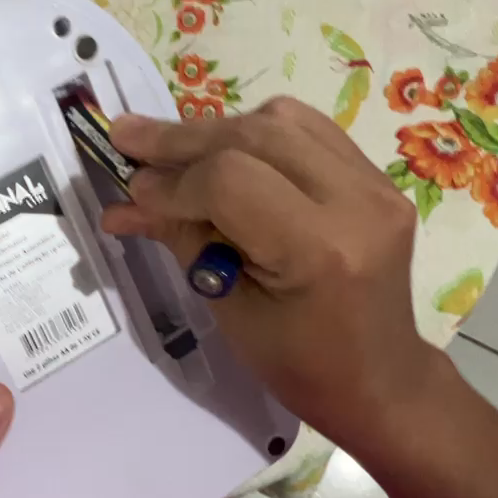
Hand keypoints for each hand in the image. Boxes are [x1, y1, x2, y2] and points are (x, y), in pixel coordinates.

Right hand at [99, 96, 454, 454]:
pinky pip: (306, 130)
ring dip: (216, 131)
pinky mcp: (375, 177)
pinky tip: (221, 152)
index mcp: (322, 250)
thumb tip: (121, 204)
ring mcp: (375, 183)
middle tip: (126, 137)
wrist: (376, 376)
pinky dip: (254, 134)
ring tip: (171, 150)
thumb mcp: (228, 308)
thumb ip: (182, 241)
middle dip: (181, 139)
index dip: (173, 182)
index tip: (131, 190)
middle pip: (255, 136)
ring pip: (280, 121)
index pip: (231, 182)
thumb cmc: (297, 363)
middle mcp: (358, 202)